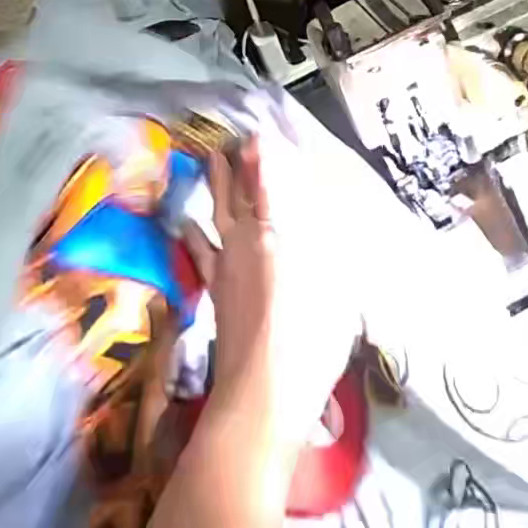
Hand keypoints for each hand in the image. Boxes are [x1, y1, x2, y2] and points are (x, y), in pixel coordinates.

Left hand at [182, 136, 357, 450]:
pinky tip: (188, 221)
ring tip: (212, 160)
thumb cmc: (311, 340)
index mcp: (281, 237)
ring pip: (218, 214)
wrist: (262, 396)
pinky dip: (195, 231)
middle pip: (239, 194)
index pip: (270, 186)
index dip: (263, 158)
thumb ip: (330, 250)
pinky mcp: (215, 290)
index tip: (257, 131)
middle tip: (232, 138)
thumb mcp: (338, 287)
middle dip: (236, 164)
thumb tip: (326, 225)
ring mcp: (227, 266)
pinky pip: (202, 249)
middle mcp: (249, 242)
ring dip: (216, 186)